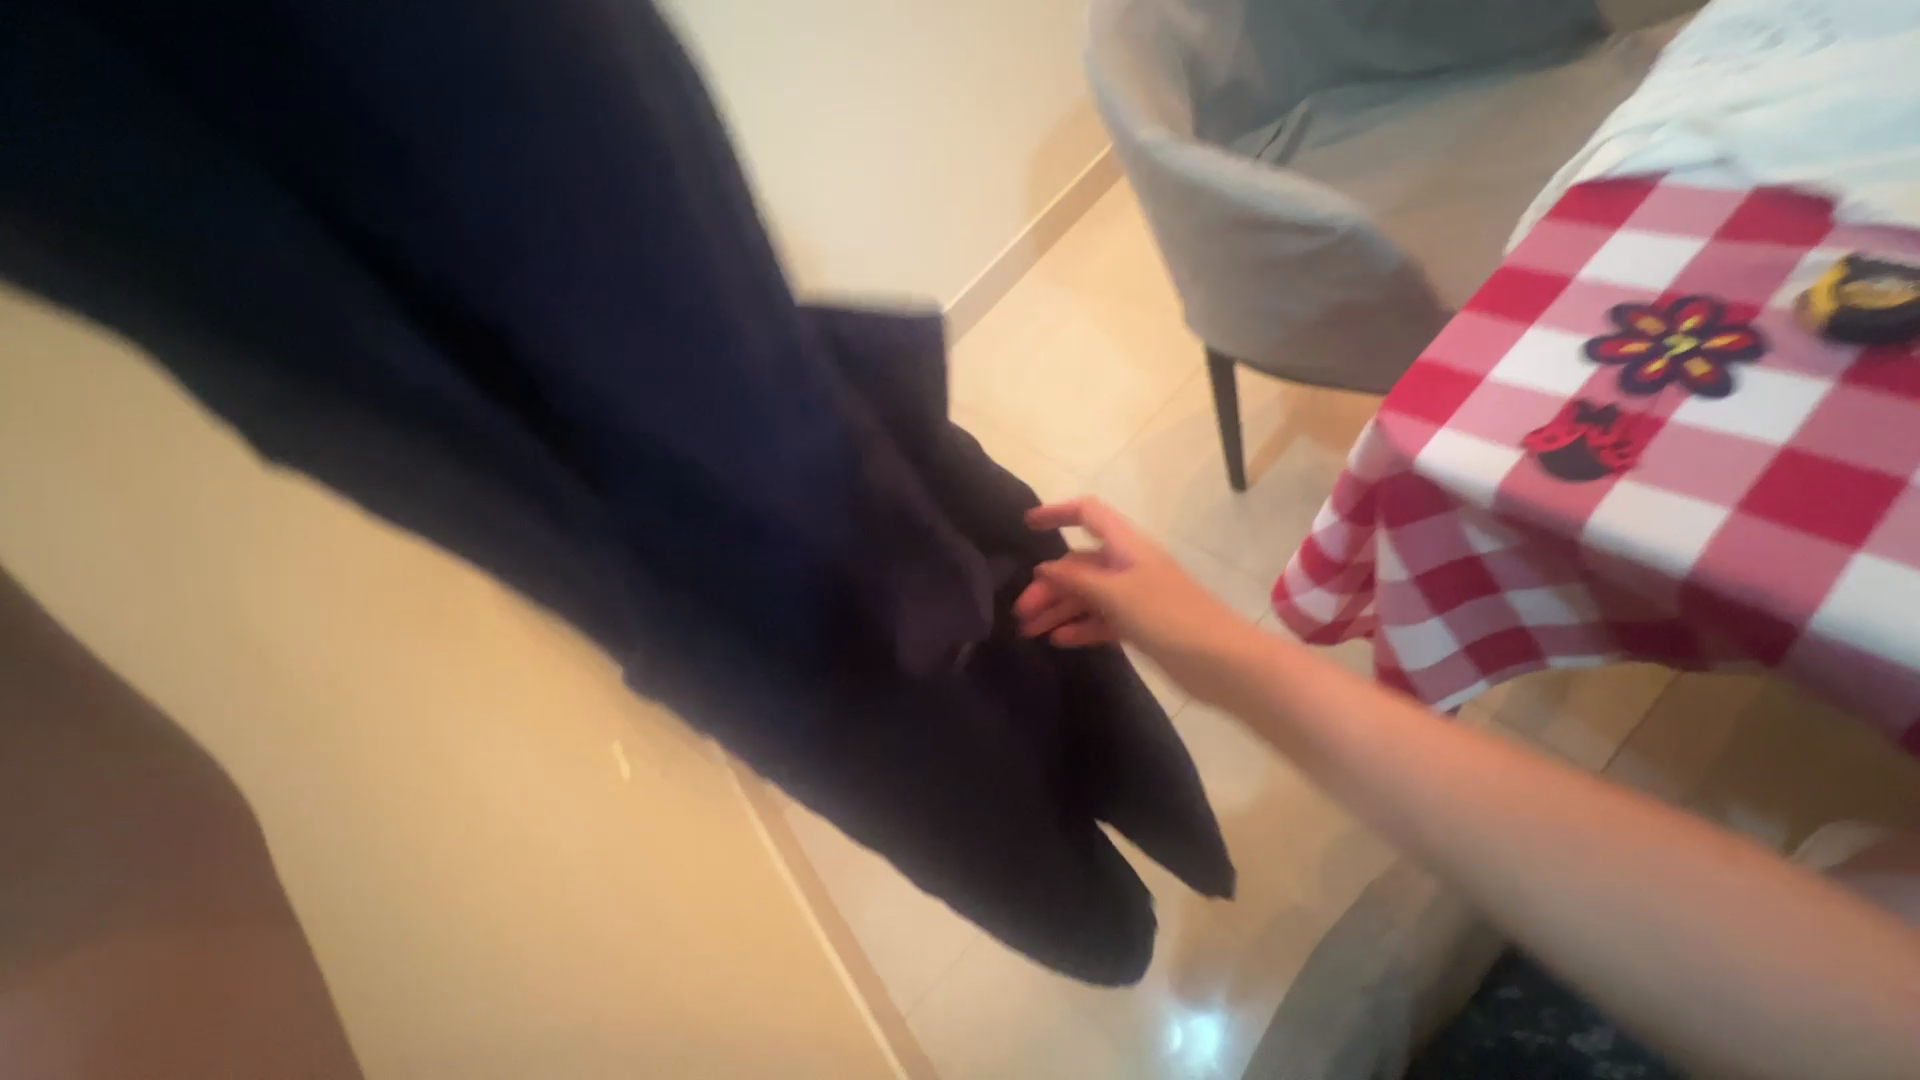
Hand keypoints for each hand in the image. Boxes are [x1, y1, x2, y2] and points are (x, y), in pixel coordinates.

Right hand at [1013, 498, 1245, 664]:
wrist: (1220, 660)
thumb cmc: (1168, 616)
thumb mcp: (1115, 593)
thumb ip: (1076, 578)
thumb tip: (1044, 567)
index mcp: (1126, 546)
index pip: (1088, 514)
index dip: (1057, 514)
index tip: (1027, 526)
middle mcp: (1128, 565)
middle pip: (1079, 564)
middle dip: (1048, 584)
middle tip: (1020, 613)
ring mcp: (1135, 596)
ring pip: (1087, 595)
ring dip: (1058, 609)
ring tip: (1030, 632)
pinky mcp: (1141, 624)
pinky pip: (1101, 620)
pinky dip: (1080, 627)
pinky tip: (1059, 640)